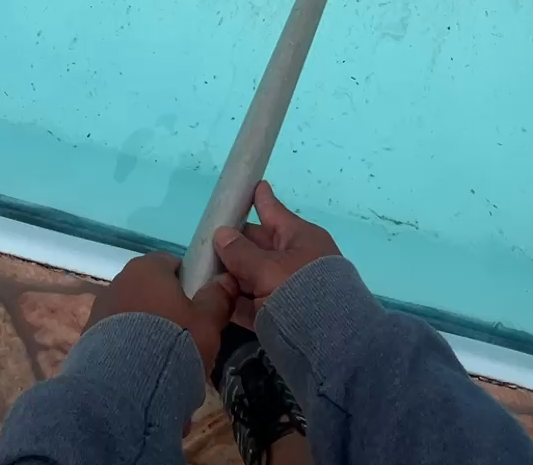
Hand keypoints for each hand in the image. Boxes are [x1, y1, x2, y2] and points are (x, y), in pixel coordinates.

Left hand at [88, 252, 235, 374]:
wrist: (122, 390)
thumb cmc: (171, 343)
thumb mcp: (207, 322)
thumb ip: (218, 298)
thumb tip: (226, 280)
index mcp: (147, 267)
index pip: (172, 263)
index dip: (189, 283)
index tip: (199, 309)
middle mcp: (120, 281)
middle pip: (151, 291)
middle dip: (166, 312)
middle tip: (184, 340)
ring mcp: (100, 310)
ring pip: (134, 318)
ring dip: (147, 334)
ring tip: (163, 366)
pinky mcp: (87, 340)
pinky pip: (118, 341)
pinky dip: (130, 353)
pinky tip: (142, 377)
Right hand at [213, 181, 342, 325]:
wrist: (332, 348)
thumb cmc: (303, 293)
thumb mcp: (269, 269)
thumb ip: (241, 252)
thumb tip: (221, 234)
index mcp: (298, 238)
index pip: (273, 211)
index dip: (259, 198)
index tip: (252, 184)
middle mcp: (292, 260)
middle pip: (257, 245)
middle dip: (233, 243)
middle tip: (205, 240)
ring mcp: (286, 289)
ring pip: (251, 275)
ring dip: (229, 274)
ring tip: (201, 269)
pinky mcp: (278, 317)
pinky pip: (250, 303)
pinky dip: (233, 301)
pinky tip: (211, 298)